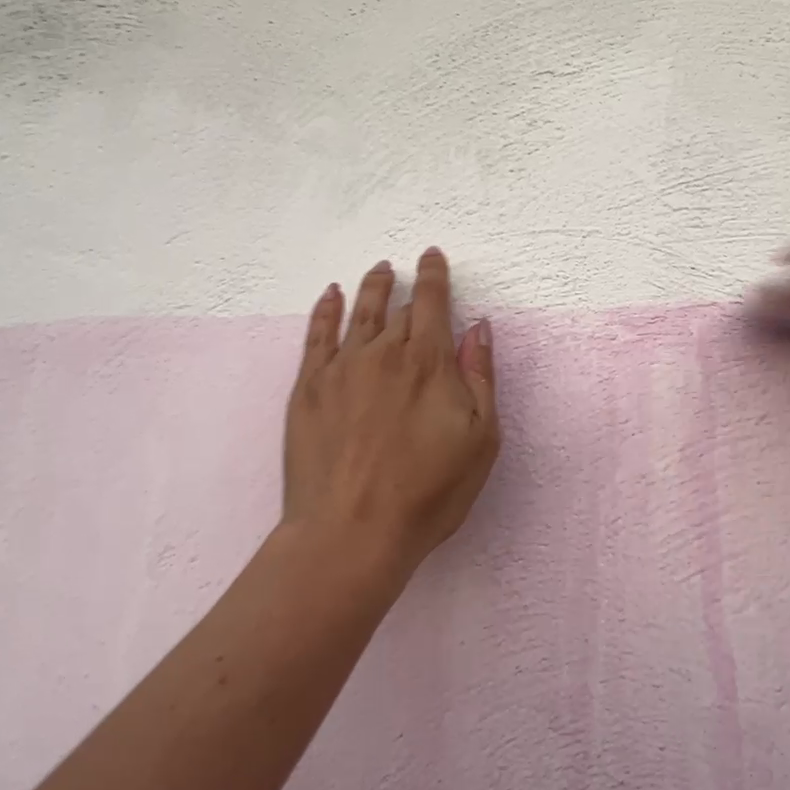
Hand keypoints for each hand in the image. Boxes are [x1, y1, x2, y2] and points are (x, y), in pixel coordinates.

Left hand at [282, 248, 499, 573]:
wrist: (351, 532)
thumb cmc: (428, 492)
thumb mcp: (481, 439)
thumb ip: (480, 377)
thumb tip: (478, 328)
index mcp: (429, 363)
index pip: (432, 303)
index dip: (434, 276)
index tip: (433, 257)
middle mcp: (384, 353)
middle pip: (397, 307)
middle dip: (406, 284)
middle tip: (407, 268)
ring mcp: (341, 369)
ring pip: (357, 313)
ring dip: (370, 287)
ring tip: (377, 270)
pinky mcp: (307, 389)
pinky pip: (316, 335)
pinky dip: (325, 310)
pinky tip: (329, 296)